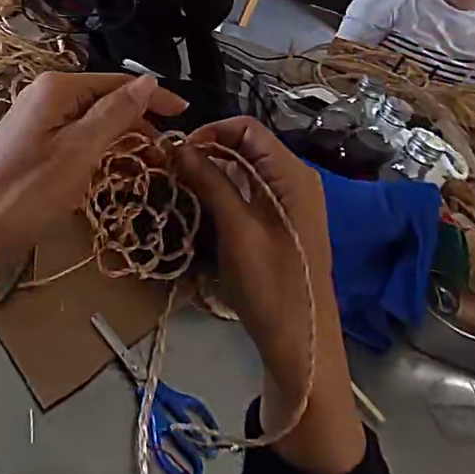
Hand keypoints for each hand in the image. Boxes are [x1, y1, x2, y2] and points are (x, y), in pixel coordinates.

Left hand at [0, 73, 186, 344]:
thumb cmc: (28, 192)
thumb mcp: (80, 150)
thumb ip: (117, 112)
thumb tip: (150, 81)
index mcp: (57, 88)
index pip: (118, 82)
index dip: (154, 98)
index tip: (184, 115)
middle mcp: (45, 96)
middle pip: (105, 101)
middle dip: (138, 124)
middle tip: (167, 153)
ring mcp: (36, 121)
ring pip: (92, 123)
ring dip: (121, 141)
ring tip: (148, 167)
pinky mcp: (31, 145)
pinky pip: (76, 140)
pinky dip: (99, 154)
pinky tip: (112, 172)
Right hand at [172, 117, 365, 473]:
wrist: (302, 345)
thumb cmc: (271, 286)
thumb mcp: (237, 231)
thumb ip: (210, 182)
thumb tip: (177, 146)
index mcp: (293, 174)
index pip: (247, 128)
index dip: (210, 131)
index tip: (176, 152)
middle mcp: (296, 178)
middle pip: (248, 145)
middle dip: (209, 149)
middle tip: (172, 168)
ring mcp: (292, 199)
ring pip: (247, 167)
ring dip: (214, 169)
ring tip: (181, 183)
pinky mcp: (283, 219)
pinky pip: (252, 189)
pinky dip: (226, 188)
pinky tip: (203, 202)